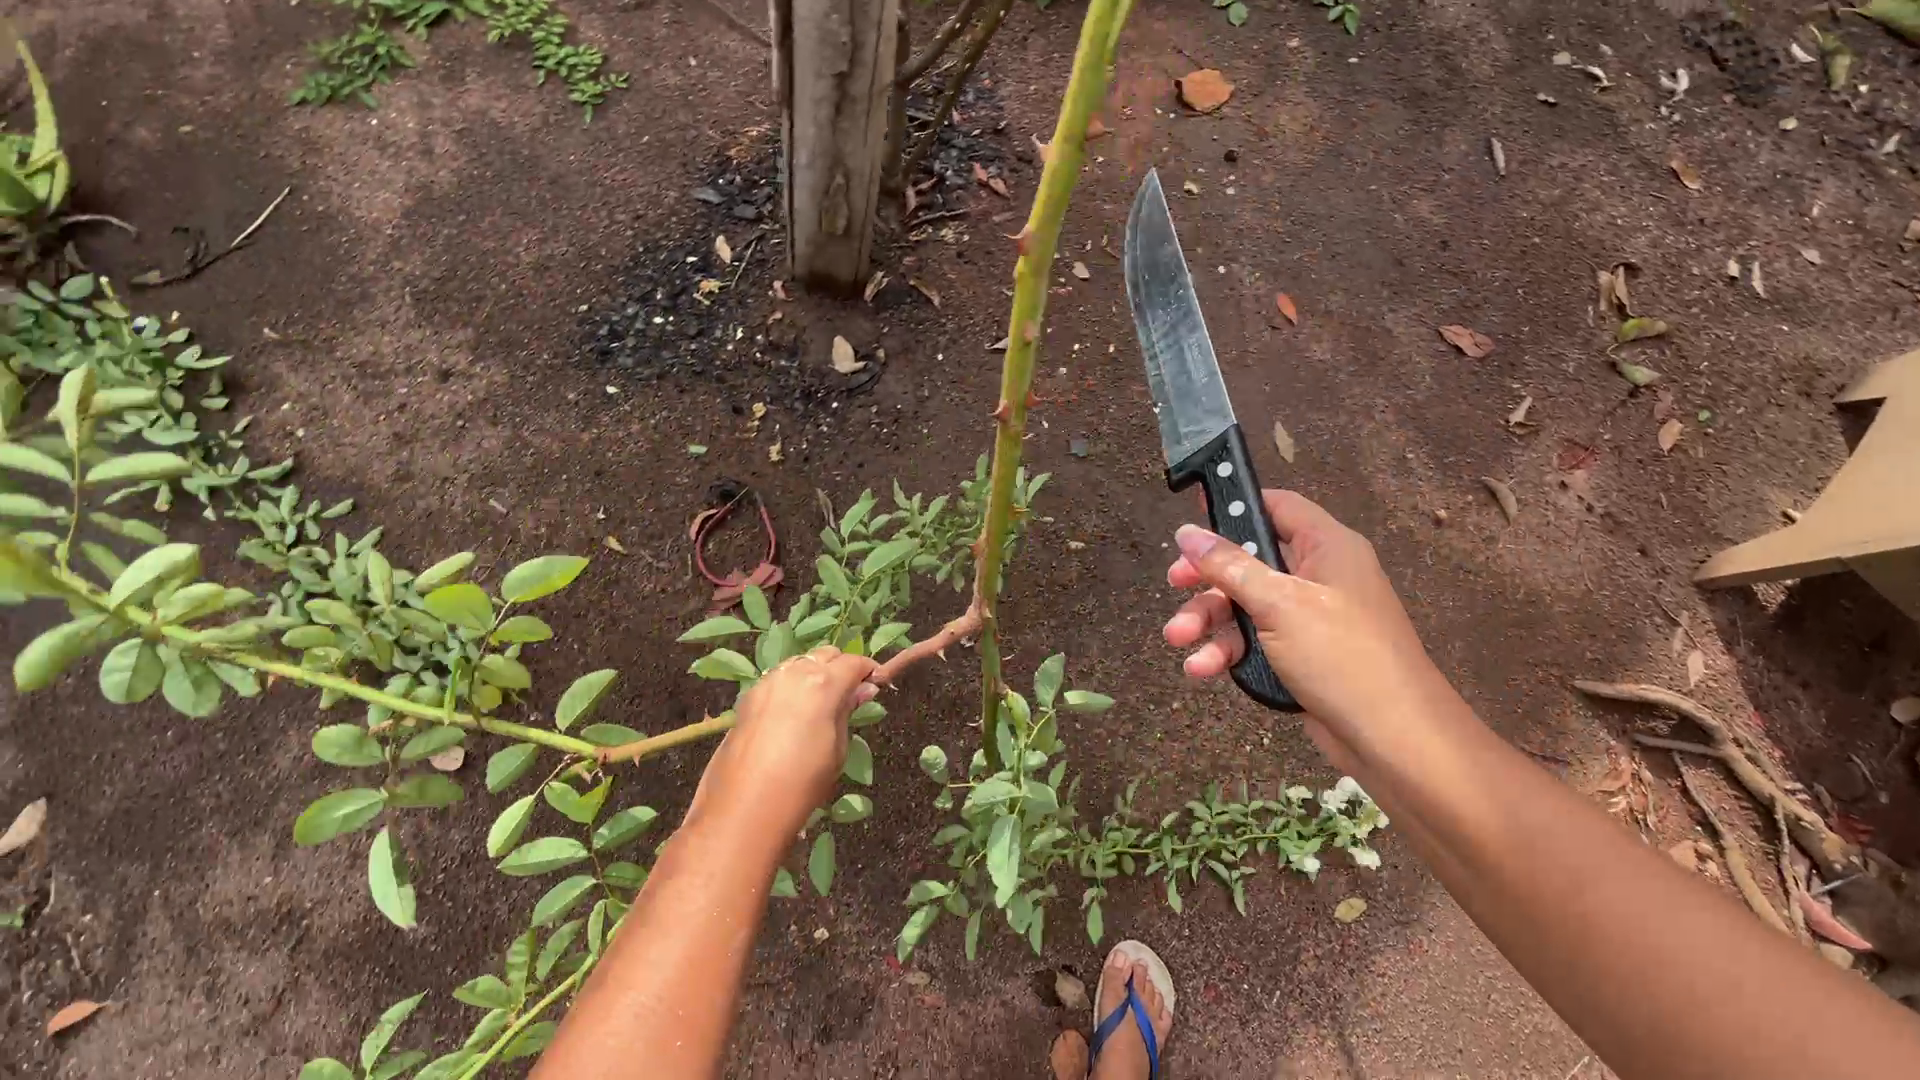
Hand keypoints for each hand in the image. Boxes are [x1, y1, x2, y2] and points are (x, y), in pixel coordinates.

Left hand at [685, 646, 877, 838]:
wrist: (746, 806)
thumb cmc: (803, 781)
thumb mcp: (837, 748)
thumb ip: (847, 711)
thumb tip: (865, 689)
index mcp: (823, 683)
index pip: (853, 663)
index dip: (868, 671)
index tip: (875, 684)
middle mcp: (795, 673)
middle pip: (825, 655)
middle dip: (841, 667)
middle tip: (850, 693)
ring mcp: (768, 682)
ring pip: (799, 662)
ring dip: (815, 672)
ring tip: (821, 700)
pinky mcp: (749, 696)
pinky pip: (778, 678)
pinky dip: (792, 683)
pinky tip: (794, 709)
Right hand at [1161, 490, 1444, 768]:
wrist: (1391, 738)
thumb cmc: (1341, 655)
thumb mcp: (1279, 603)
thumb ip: (1229, 566)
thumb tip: (1187, 531)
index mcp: (1326, 547)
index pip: (1277, 506)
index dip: (1236, 505)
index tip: (1193, 516)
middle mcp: (1317, 576)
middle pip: (1249, 561)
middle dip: (1207, 579)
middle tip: (1174, 583)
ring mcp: (1308, 618)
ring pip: (1244, 606)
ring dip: (1208, 621)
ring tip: (1177, 638)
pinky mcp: (1299, 656)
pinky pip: (1253, 641)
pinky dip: (1226, 651)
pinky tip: (1202, 668)